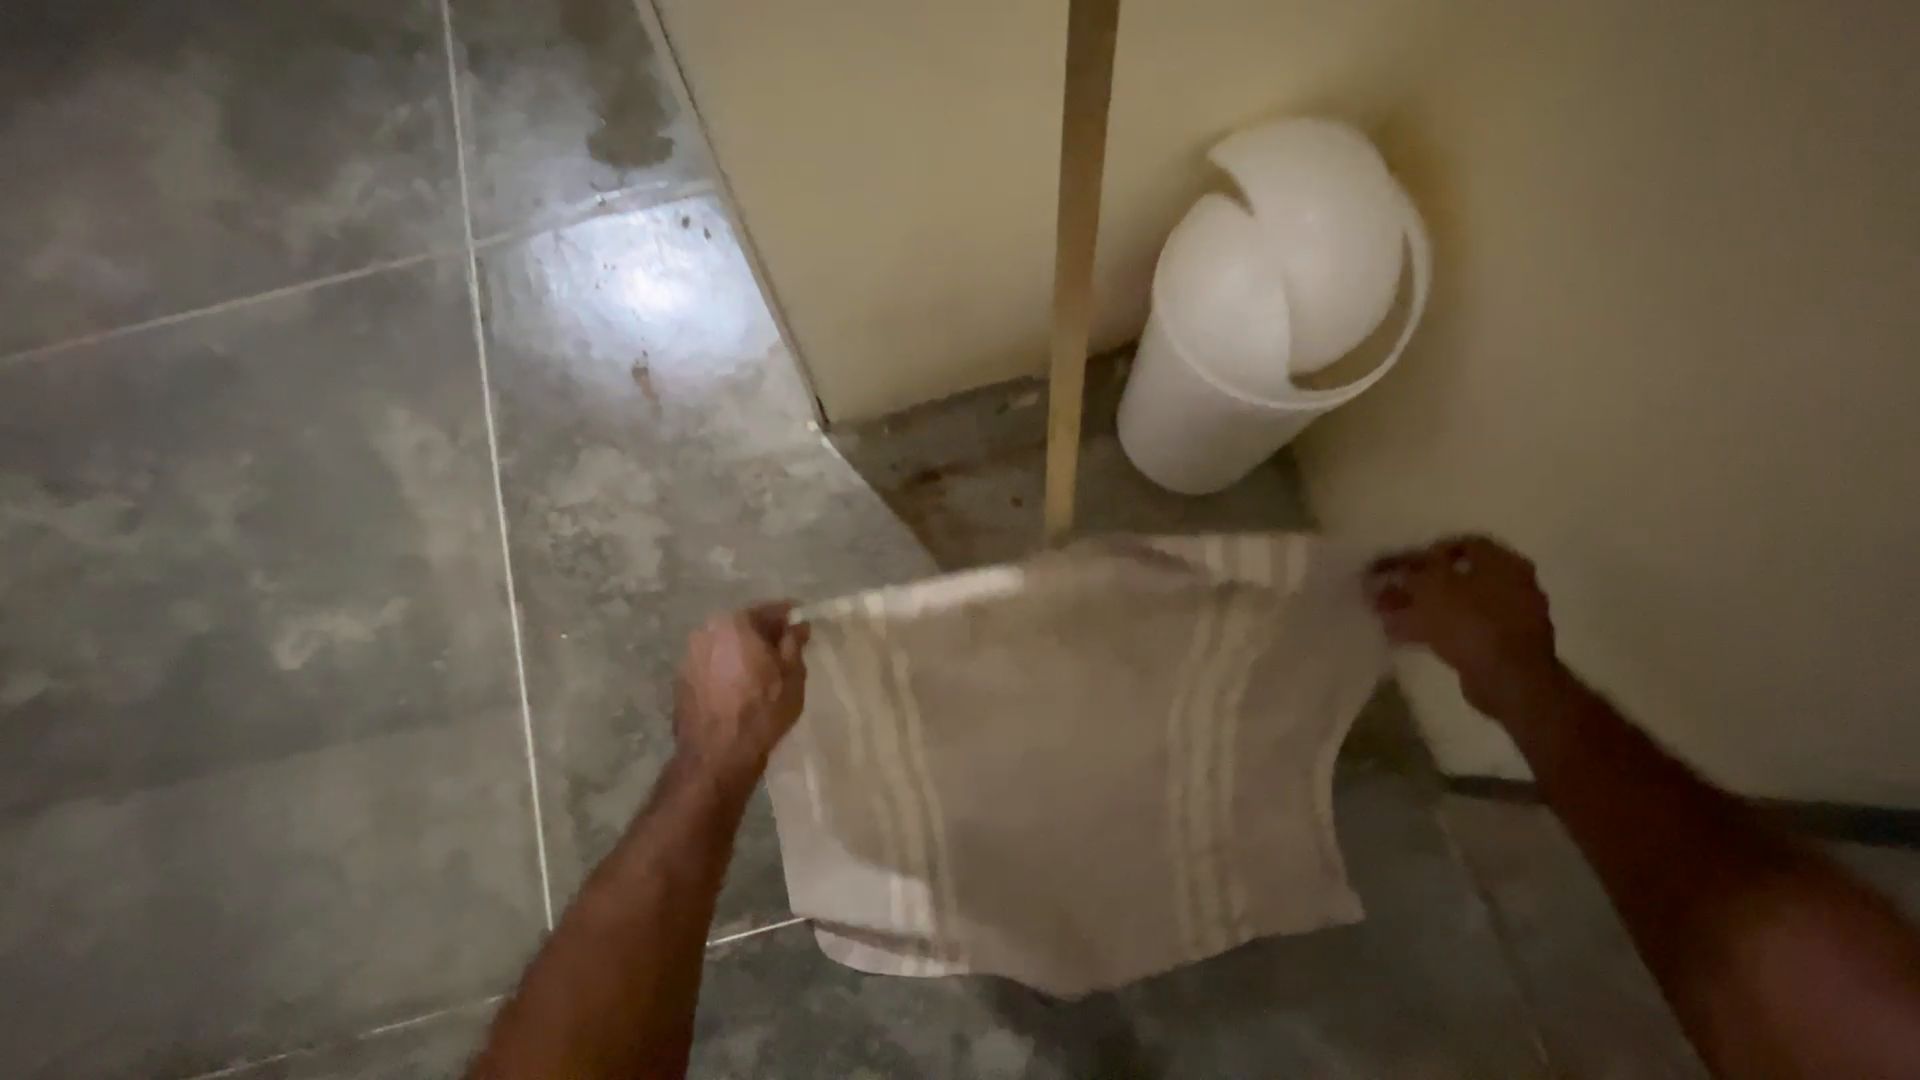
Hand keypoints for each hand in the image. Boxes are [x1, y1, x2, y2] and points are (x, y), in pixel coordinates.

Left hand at [672, 602, 810, 783]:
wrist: (717, 755)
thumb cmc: (762, 710)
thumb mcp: (792, 675)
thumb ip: (794, 642)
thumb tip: (797, 625)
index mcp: (734, 622)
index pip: (769, 610)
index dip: (790, 618)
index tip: (803, 626)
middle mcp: (706, 631)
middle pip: (744, 626)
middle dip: (764, 635)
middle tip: (785, 652)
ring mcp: (689, 655)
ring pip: (725, 645)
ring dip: (743, 653)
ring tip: (762, 673)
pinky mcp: (680, 679)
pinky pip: (712, 664)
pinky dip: (726, 669)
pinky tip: (740, 688)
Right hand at [1365, 536, 1562, 717]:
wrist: (1509, 679)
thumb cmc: (1471, 622)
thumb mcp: (1431, 588)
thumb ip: (1406, 574)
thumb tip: (1387, 571)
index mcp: (1502, 563)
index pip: (1463, 543)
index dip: (1427, 551)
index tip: (1401, 564)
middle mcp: (1510, 585)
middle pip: (1455, 577)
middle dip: (1415, 584)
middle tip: (1386, 591)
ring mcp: (1507, 617)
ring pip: (1453, 605)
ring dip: (1418, 608)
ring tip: (1384, 615)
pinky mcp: (1498, 646)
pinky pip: (1459, 629)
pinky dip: (1431, 629)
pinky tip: (1401, 636)